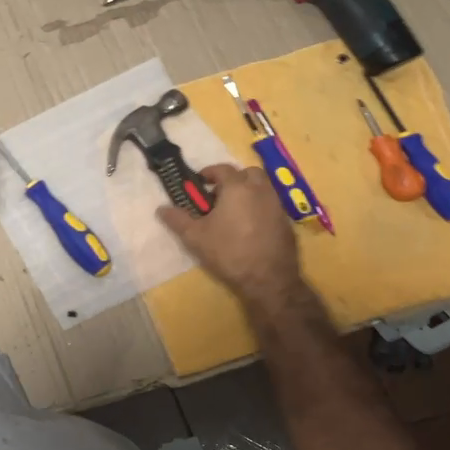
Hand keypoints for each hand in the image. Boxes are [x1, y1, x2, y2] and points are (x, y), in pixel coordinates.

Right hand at [157, 164, 303, 308]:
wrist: (269, 280)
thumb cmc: (228, 252)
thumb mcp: (195, 237)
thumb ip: (177, 219)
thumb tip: (161, 209)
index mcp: (237, 189)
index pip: (223, 169)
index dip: (209, 172)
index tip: (199, 182)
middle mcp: (261, 191)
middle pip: (249, 173)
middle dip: (234, 178)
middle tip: (219, 194)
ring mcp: (278, 207)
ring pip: (263, 187)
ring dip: (248, 191)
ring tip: (233, 210)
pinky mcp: (287, 223)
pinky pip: (271, 205)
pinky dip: (260, 207)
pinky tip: (249, 226)